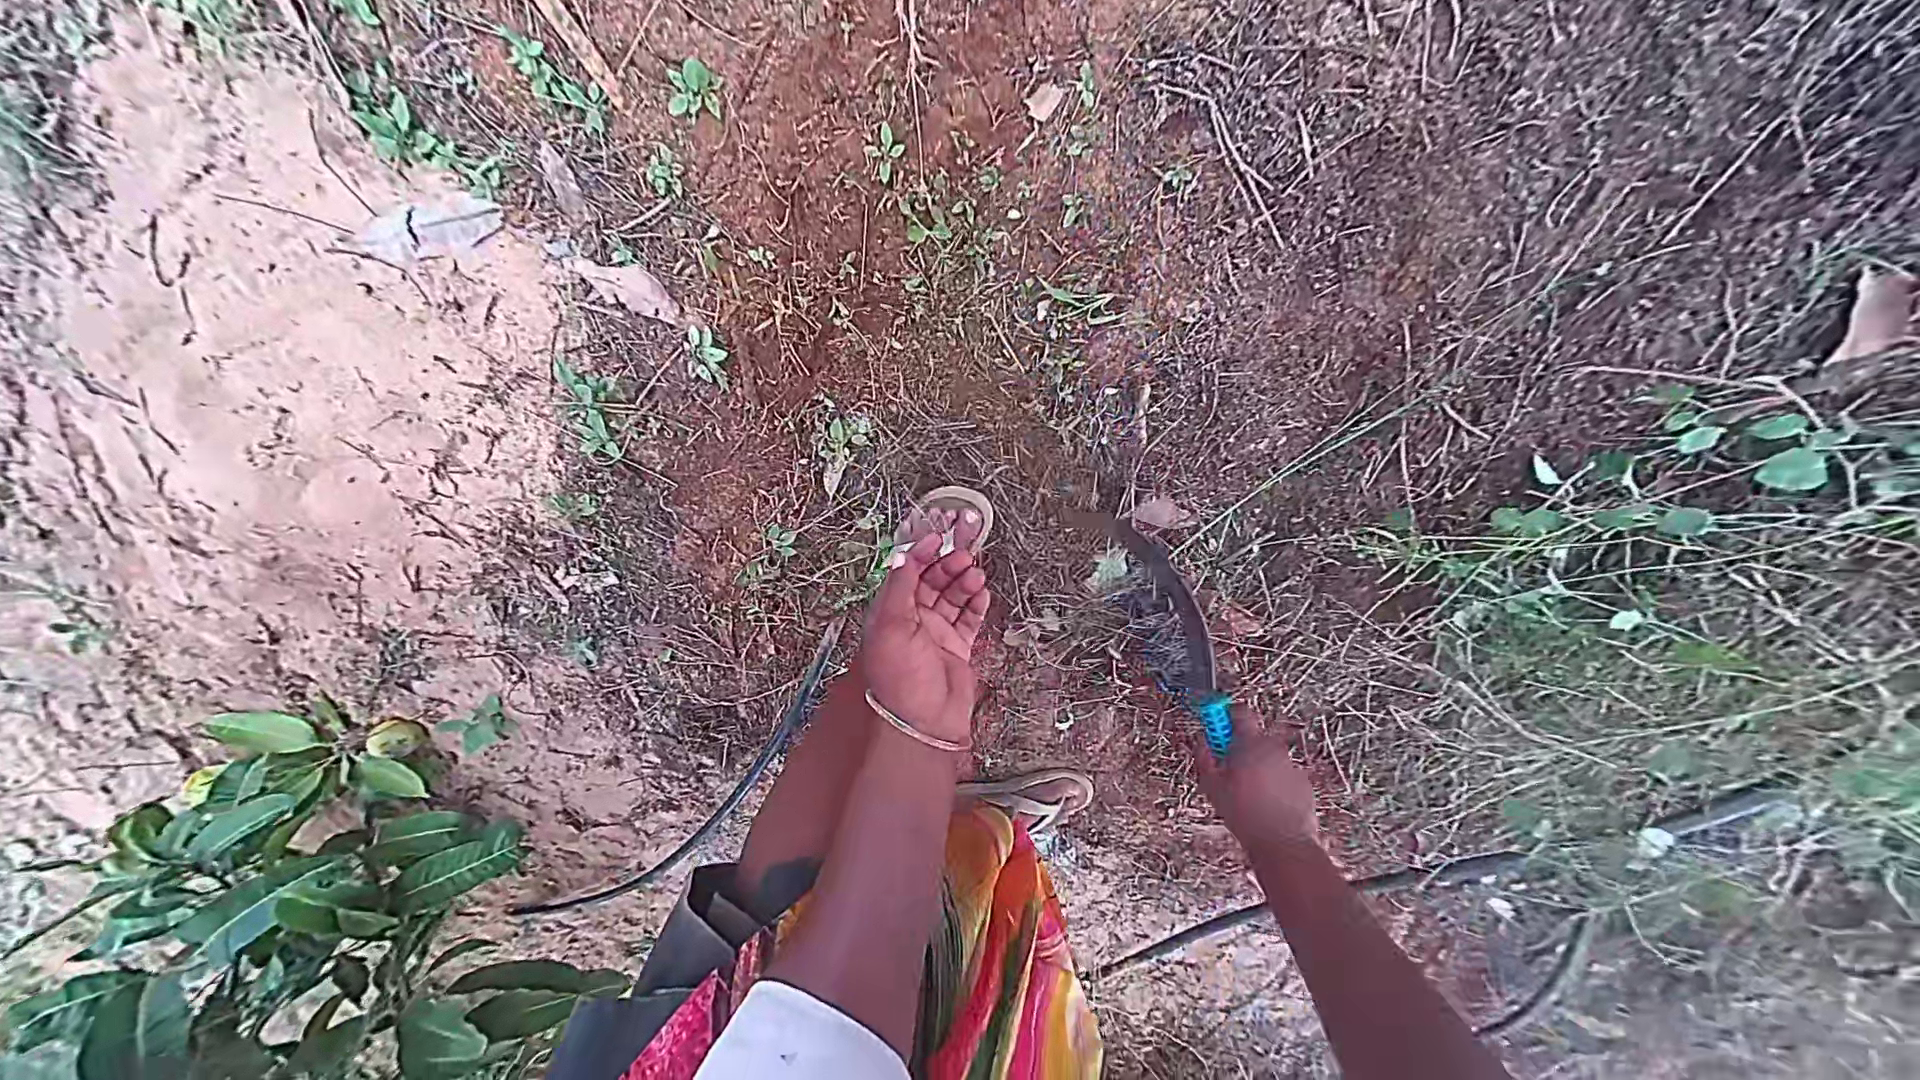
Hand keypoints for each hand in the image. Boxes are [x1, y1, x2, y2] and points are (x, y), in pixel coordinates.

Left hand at [860, 523, 989, 742]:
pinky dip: (976, 603)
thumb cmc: (902, 680)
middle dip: (947, 566)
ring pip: (952, 597)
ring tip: (975, 576)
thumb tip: (902, 558)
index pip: (905, 575)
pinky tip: (981, 594)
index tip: (936, 540)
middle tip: (964, 557)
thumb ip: (898, 590)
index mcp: (890, 614)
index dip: (920, 555)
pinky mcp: (956, 646)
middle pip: (931, 582)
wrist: (926, 721)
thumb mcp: (891, 628)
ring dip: (963, 583)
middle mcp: (912, 621)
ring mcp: (935, 633)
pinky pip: (968, 618)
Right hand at [1193, 707, 1318, 850]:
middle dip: (1238, 744)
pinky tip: (1262, 800)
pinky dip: (1272, 780)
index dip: (1224, 714)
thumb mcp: (1211, 783)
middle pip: (1253, 735)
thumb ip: (1204, 754)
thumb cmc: (1245, 814)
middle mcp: (1274, 749)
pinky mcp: (1302, 783)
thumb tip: (1202, 740)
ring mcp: (1290, 765)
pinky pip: (1282, 773)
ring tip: (1245, 789)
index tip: (1216, 723)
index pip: (1239, 711)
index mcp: (1250, 743)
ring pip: (1267, 755)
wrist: (1282, 842)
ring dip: (1255, 764)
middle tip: (1226, 763)